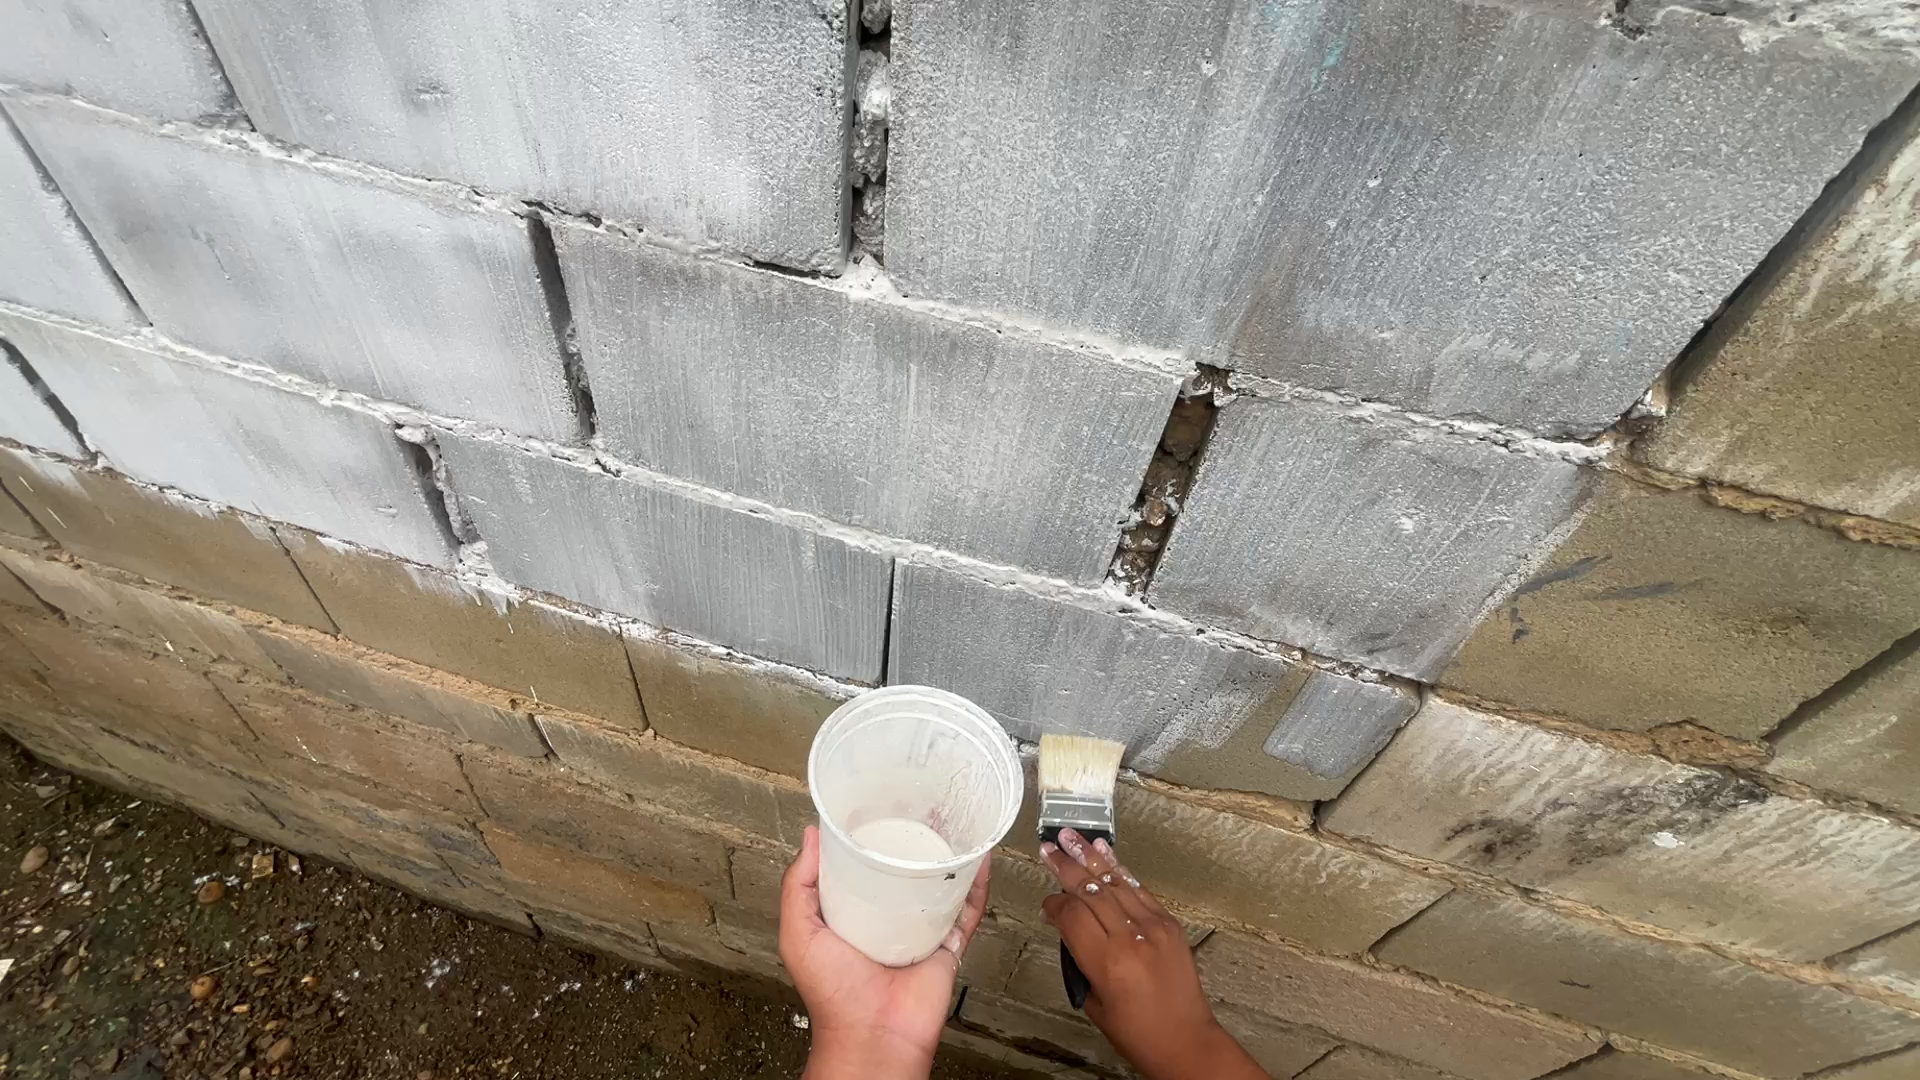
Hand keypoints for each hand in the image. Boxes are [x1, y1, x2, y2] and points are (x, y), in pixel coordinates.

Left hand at [780, 825, 990, 1079]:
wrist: (875, 1038)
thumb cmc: (834, 996)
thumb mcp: (800, 935)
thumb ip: (798, 886)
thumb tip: (811, 836)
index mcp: (855, 911)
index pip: (863, 863)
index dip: (869, 834)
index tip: (876, 804)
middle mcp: (890, 915)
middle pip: (906, 867)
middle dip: (913, 836)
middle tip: (920, 805)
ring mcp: (921, 928)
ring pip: (940, 882)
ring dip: (949, 854)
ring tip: (954, 821)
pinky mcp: (949, 942)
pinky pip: (967, 908)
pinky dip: (977, 883)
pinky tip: (981, 857)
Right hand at [1041, 828, 1267, 1079]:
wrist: (1187, 1042)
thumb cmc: (1138, 1032)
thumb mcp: (1094, 1000)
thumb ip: (1079, 957)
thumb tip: (1066, 921)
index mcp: (1107, 962)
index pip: (1071, 915)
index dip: (1054, 904)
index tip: (1046, 903)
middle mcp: (1130, 938)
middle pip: (1090, 890)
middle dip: (1065, 866)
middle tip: (1048, 849)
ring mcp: (1152, 926)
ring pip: (1114, 881)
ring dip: (1089, 856)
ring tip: (1070, 837)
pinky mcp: (1168, 922)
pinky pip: (1137, 887)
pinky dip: (1118, 868)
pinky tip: (1102, 851)